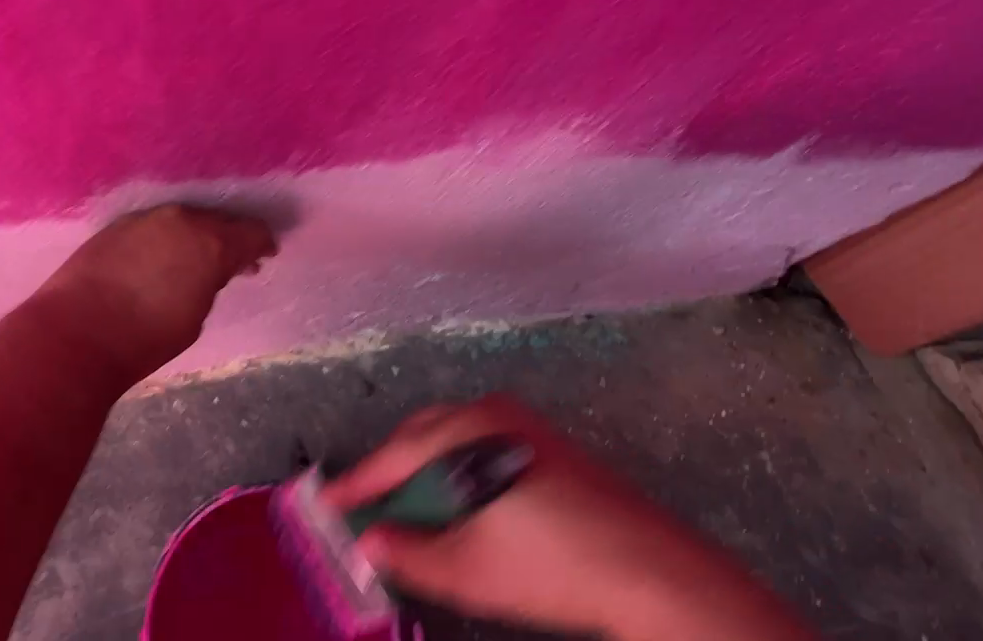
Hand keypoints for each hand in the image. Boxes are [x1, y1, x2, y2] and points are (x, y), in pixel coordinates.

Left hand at [32, 204, 276, 385]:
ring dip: (195, 236)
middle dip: (229, 238)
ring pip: (183, 220)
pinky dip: (166, 238)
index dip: (262, 244)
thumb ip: (210, 283)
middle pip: (217, 220)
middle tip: (235, 261)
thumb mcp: (196, 315)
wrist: (76, 331)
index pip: (251, 232)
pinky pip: (154, 226)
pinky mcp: (116, 226)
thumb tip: (211, 271)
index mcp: (210, 240)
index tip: (266, 255)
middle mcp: (180, 219)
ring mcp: (145, 218)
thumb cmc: (146, 336)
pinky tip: (163, 256)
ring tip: (197, 259)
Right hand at [322, 397, 809, 639]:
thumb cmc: (549, 566)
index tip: (328, 501)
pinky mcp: (550, 443)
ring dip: (425, 465)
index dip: (359, 481)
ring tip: (413, 503)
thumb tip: (369, 542)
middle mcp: (491, 412)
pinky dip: (457, 465)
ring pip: (453, 434)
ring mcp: (525, 423)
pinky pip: (482, 441)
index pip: (395, 454)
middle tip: (369, 502)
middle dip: (391, 466)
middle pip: (421, 432)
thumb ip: (410, 552)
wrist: (654, 571)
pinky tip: (464, 499)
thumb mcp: (468, 570)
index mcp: (465, 431)